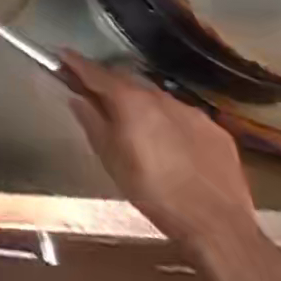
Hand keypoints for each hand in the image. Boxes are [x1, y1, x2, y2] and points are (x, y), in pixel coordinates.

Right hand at [62, 51, 258, 250]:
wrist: (216, 225)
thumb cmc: (153, 193)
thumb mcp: (112, 160)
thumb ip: (92, 123)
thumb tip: (77, 99)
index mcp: (131, 102)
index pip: (97, 73)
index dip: (77, 63)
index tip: (63, 54)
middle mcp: (161, 97)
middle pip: (127, 79)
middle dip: (108, 82)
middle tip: (94, 92)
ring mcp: (192, 111)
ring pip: (157, 96)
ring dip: (140, 101)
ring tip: (132, 120)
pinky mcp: (215, 130)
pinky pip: (183, 115)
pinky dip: (168, 120)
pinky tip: (168, 142)